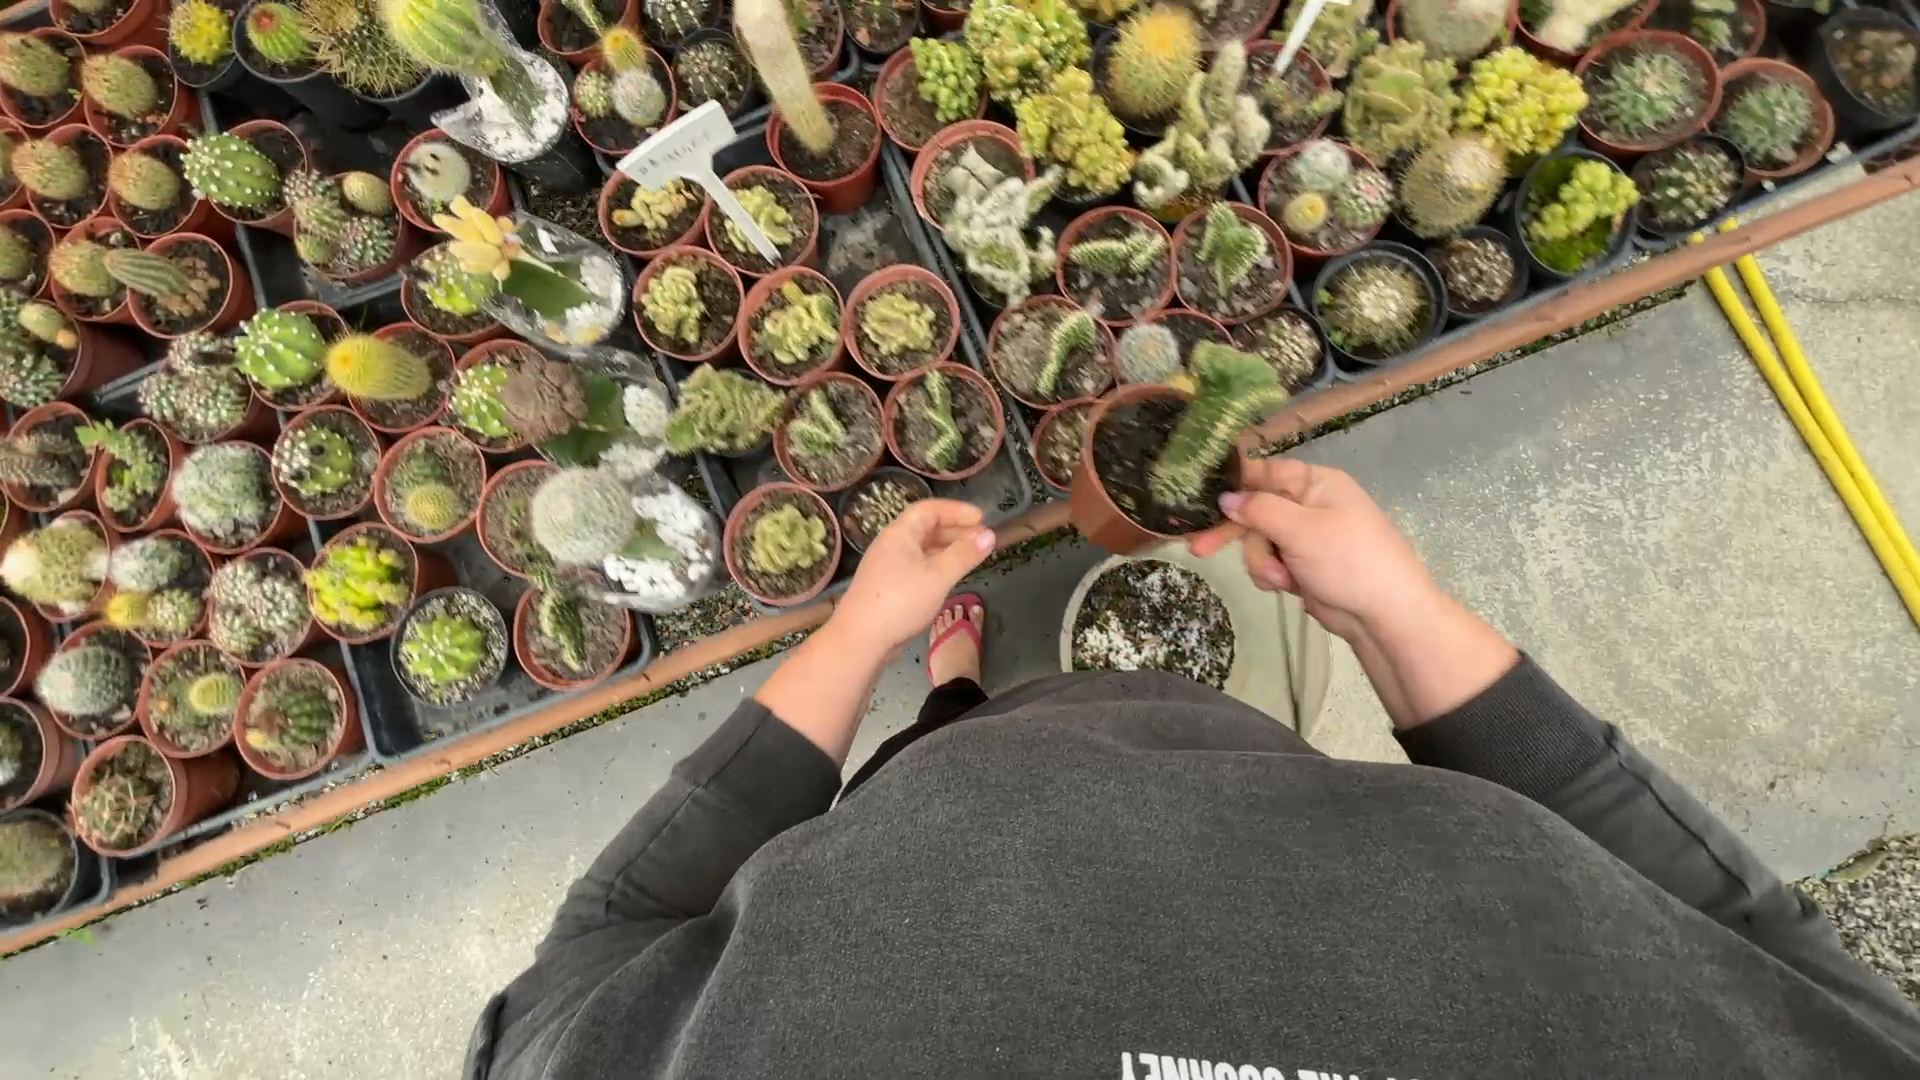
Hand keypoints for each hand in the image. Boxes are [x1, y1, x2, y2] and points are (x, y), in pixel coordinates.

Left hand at [828, 499, 994, 658]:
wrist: (860, 639)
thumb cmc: (901, 601)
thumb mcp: (938, 576)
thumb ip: (965, 554)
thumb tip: (990, 535)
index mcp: (900, 533)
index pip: (929, 509)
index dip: (956, 511)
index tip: (981, 518)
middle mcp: (892, 544)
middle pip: (926, 528)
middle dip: (956, 530)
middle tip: (983, 539)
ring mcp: (888, 566)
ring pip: (922, 549)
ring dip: (948, 549)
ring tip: (972, 557)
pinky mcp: (888, 586)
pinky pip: (917, 566)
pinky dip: (937, 565)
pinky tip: (950, 577)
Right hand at [1188, 458, 1437, 641]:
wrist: (1383, 615)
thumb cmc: (1348, 560)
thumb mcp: (1301, 530)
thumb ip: (1259, 510)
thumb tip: (1225, 498)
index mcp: (1315, 484)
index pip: (1263, 472)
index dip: (1234, 484)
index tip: (1201, 497)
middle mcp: (1307, 505)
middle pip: (1254, 511)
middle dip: (1236, 535)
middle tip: (1197, 549)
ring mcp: (1303, 536)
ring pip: (1257, 541)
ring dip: (1260, 562)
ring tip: (1280, 580)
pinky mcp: (1299, 564)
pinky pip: (1267, 561)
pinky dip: (1270, 574)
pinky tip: (1284, 587)